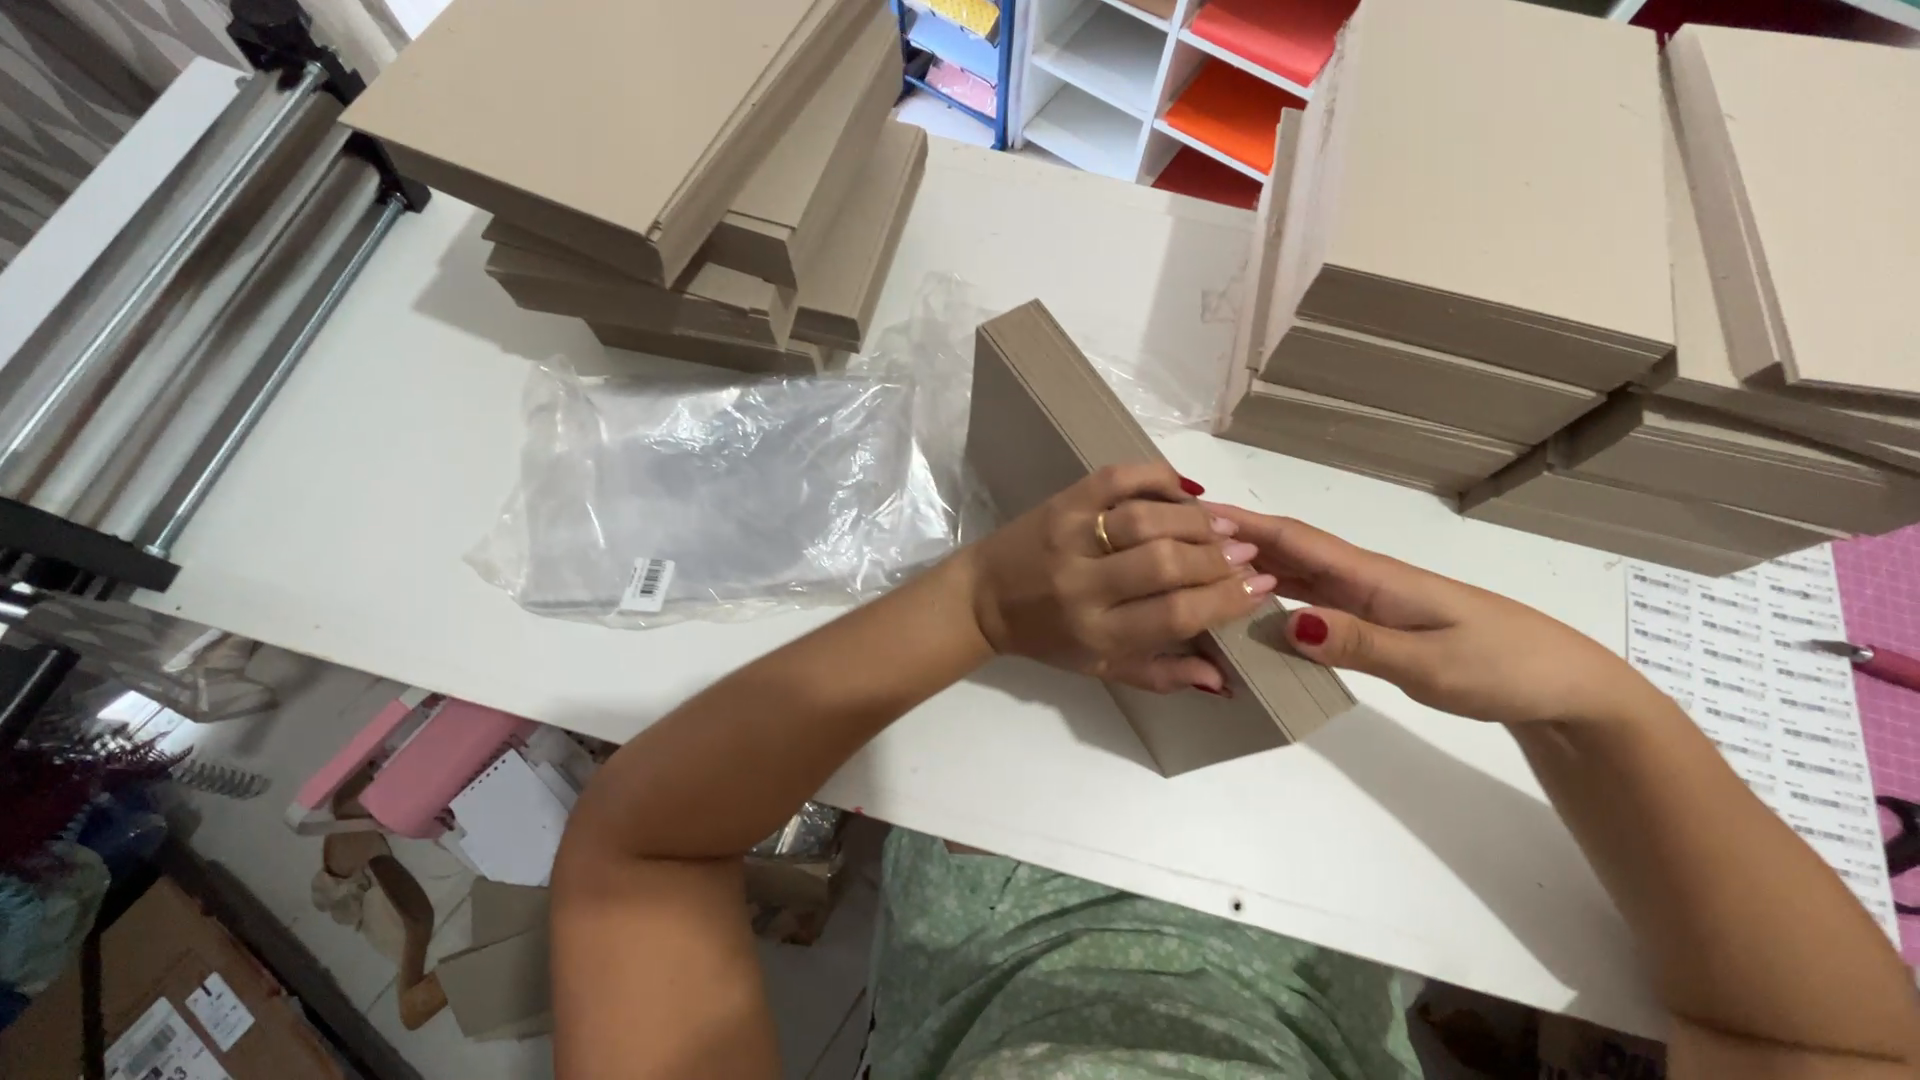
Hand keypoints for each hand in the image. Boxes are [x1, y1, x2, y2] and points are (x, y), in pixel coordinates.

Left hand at [965, 465, 1276, 693]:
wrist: (983, 598)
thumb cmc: (1048, 638)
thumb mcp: (1100, 668)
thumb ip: (1161, 674)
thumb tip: (1222, 679)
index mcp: (1095, 631)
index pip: (1175, 614)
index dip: (1226, 599)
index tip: (1259, 587)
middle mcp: (1082, 583)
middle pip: (1166, 563)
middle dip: (1218, 559)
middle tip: (1244, 556)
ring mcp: (1070, 535)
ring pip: (1145, 519)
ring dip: (1196, 522)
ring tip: (1223, 528)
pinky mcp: (1063, 501)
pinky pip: (1118, 478)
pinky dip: (1158, 479)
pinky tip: (1186, 493)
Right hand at [1209, 505, 1656, 724]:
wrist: (1560, 686)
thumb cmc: (1501, 667)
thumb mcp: (1430, 663)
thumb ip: (1358, 642)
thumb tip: (1286, 621)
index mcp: (1373, 577)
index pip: (1295, 540)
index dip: (1242, 525)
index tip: (1190, 514)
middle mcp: (1362, 579)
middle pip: (1287, 550)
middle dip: (1232, 540)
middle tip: (1173, 540)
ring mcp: (1367, 599)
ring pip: (1295, 574)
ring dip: (1247, 567)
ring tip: (1195, 569)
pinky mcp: (1373, 621)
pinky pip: (1309, 601)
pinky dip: (1273, 598)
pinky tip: (1250, 609)